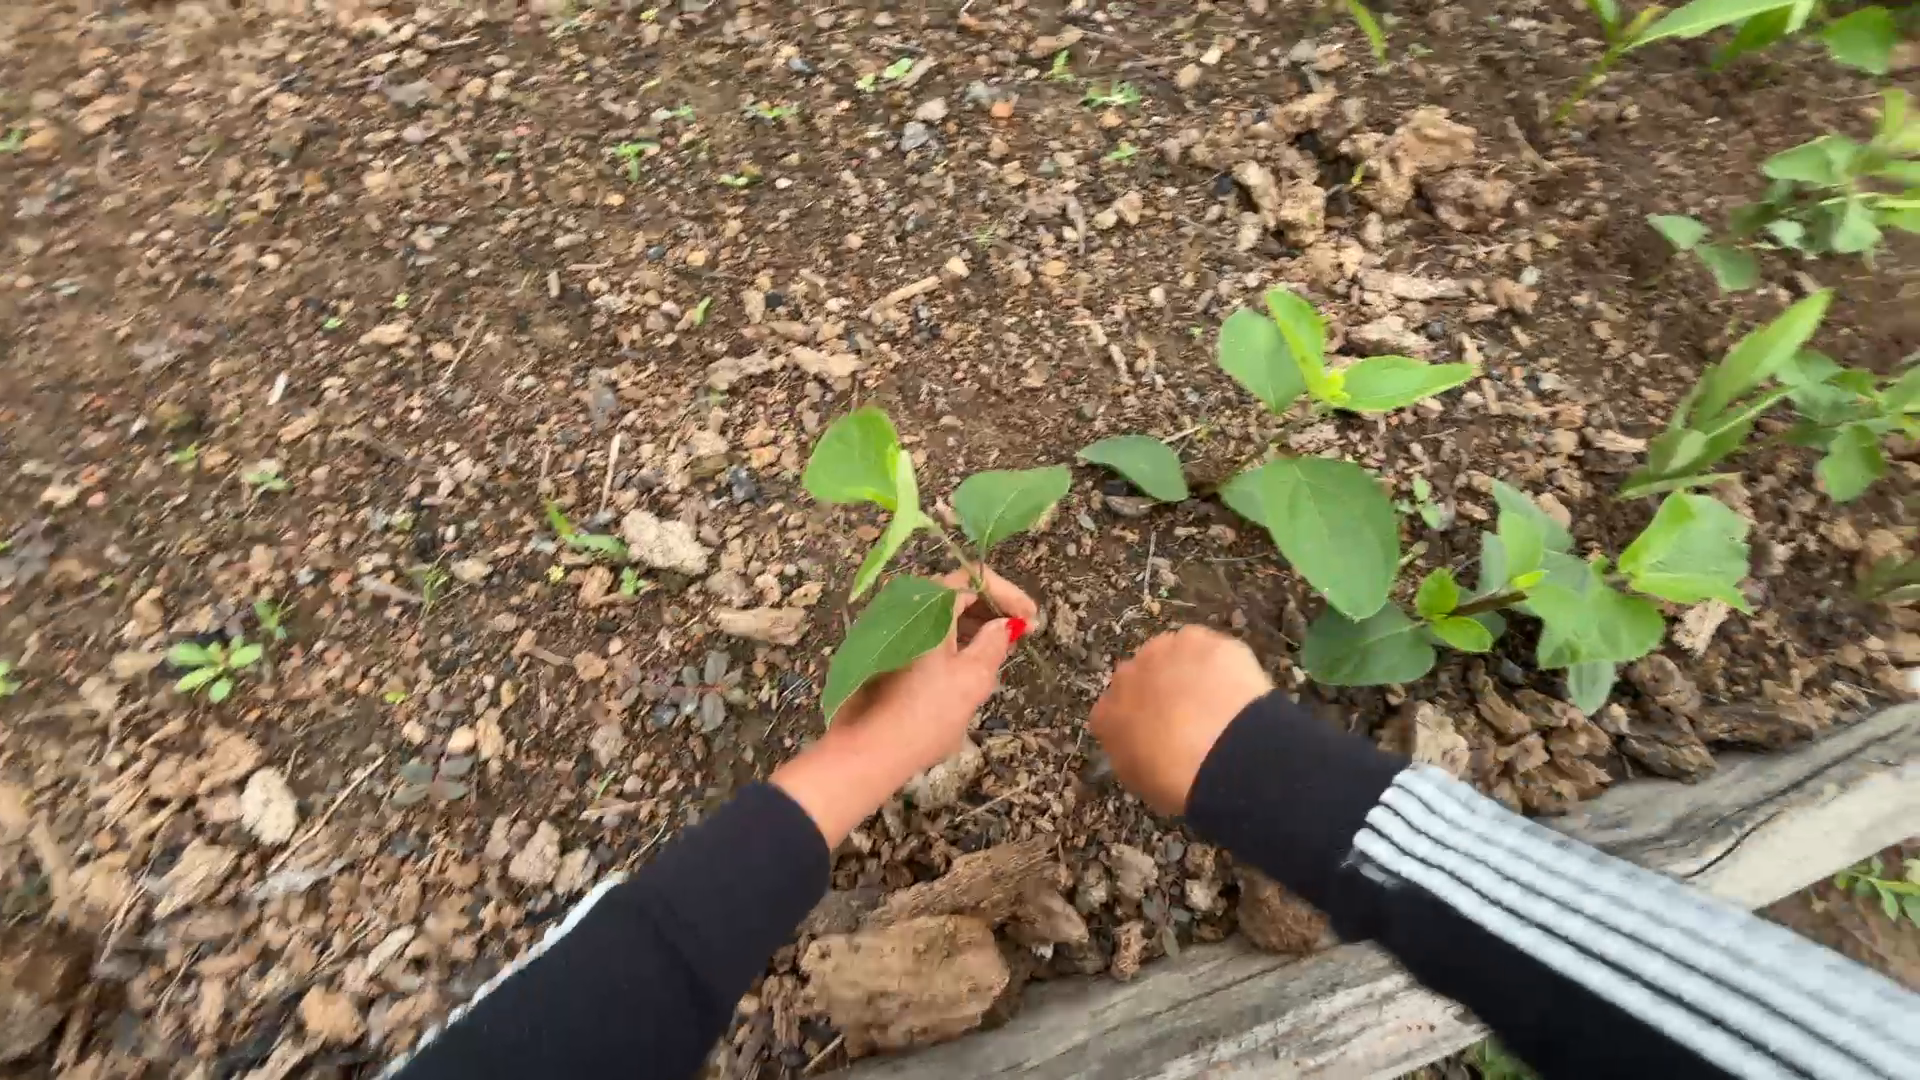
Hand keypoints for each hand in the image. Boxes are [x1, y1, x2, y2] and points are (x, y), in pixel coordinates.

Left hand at [771, 567, 1037, 845]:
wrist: (866, 752)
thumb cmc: (924, 715)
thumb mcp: (972, 678)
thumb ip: (995, 642)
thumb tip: (1007, 624)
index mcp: (927, 604)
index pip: (975, 579)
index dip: (1008, 595)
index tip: (1031, 618)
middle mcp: (903, 605)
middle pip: (956, 593)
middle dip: (992, 609)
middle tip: (1021, 632)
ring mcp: (889, 627)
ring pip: (940, 614)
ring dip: (974, 625)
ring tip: (1000, 648)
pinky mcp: (884, 650)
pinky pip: (925, 631)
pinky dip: (952, 638)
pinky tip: (969, 660)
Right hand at [1089, 625, 1272, 814]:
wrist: (1223, 753)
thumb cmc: (1178, 779)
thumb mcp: (1141, 780)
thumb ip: (1131, 754)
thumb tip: (1141, 743)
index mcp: (1107, 714)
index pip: (1110, 712)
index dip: (1135, 720)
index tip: (1155, 735)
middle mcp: (1126, 676)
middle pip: (1139, 676)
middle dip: (1158, 690)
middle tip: (1187, 717)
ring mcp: (1161, 651)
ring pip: (1171, 654)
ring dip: (1186, 669)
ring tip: (1215, 699)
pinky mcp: (1198, 639)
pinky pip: (1206, 647)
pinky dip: (1217, 662)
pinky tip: (1234, 685)